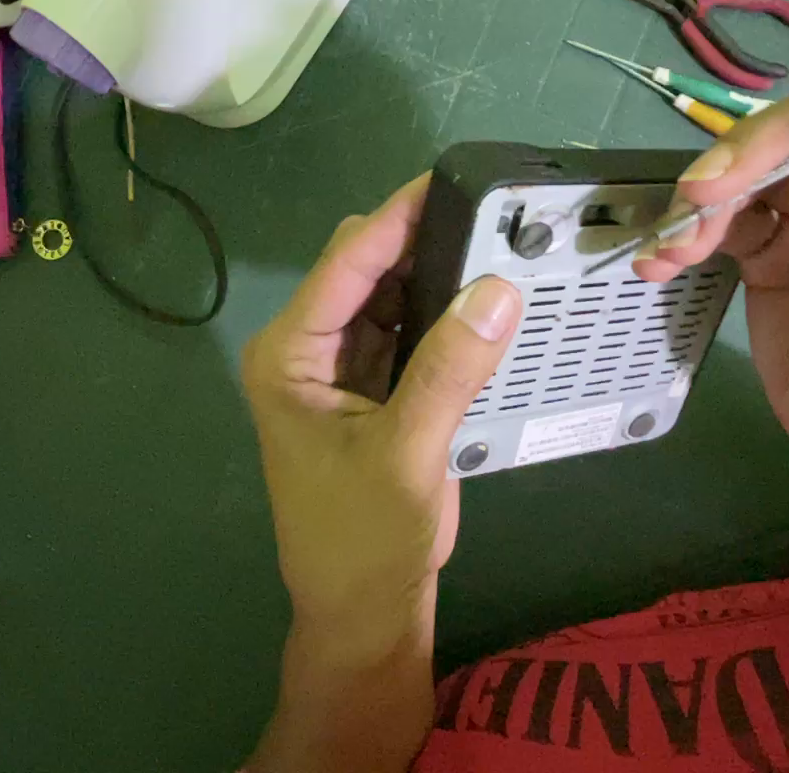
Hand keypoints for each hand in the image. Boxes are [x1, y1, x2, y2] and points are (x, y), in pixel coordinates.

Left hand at [242, 175, 521, 656]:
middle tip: (486, 214)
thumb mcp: (408, 452)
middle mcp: (307, 349)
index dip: (396, 218)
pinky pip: (406, 328)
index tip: (450, 180)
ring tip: (491, 242)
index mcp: (290, 354)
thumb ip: (450, 369)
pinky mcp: (371, 385)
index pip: (346, 264)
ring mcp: (339, 366)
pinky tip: (477, 296)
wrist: (365, 608)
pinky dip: (438, 310)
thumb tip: (499, 288)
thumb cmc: (365, 537)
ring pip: (387, 295)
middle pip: (362, 270)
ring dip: (432, 272)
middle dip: (417, 239)